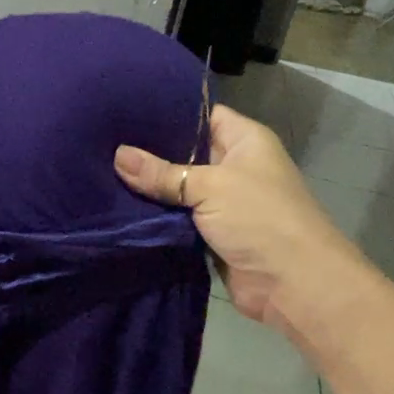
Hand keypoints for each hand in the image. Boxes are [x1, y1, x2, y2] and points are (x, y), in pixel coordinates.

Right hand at [114, 104, 376, 337]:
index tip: (124, 109)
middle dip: (147, 150)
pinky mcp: (210, 233)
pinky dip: (153, 215)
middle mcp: (234, 166)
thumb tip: (117, 155)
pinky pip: (175, 217)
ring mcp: (222, 201)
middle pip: (184, 152)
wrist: (294, 284)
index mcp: (244, 141)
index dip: (166, 111)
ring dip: (147, 186)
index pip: (201, 114)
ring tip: (99, 168)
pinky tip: (116, 205)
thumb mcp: (209, 186)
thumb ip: (162, 173)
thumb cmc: (260, 218)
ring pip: (176, 187)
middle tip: (102, 139)